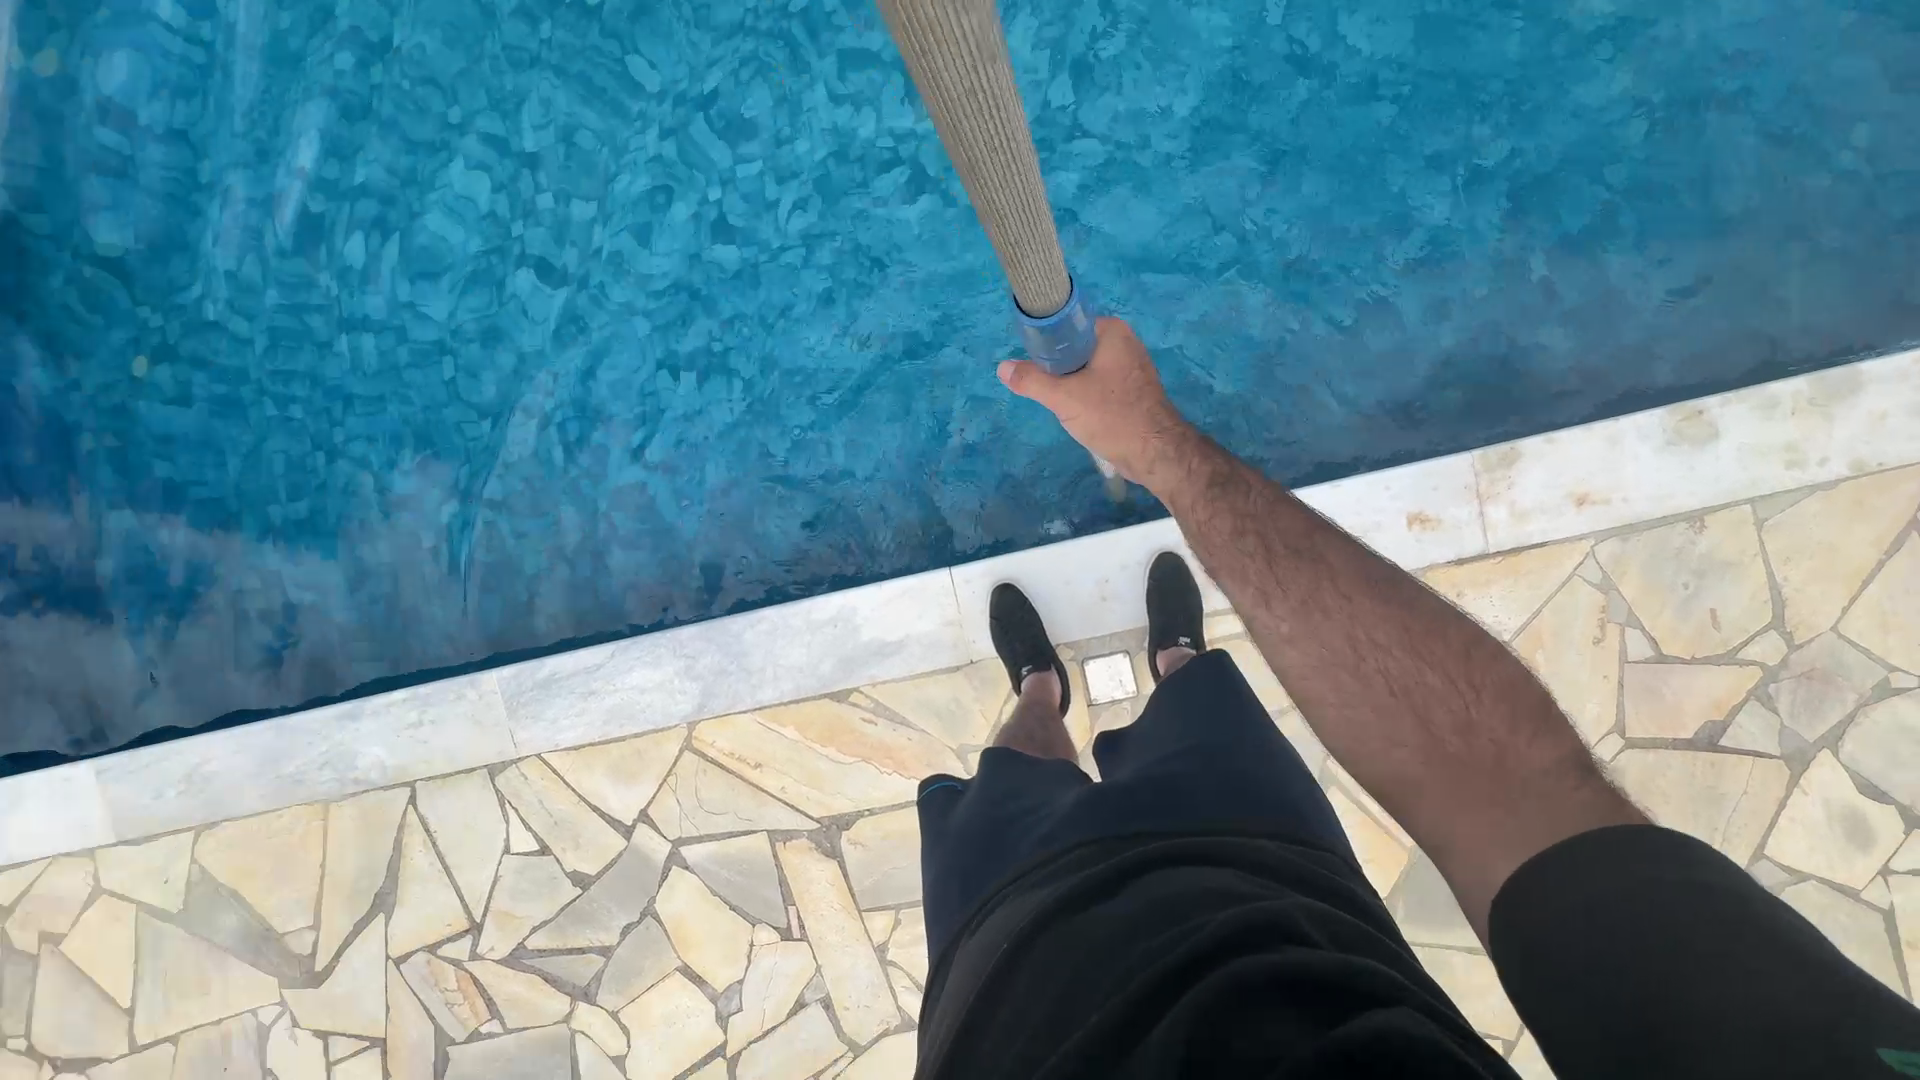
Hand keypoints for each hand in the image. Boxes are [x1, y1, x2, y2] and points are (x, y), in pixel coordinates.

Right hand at [997, 317, 1198, 492]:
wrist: (1154, 452)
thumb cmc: (1111, 416)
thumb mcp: (1063, 397)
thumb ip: (1031, 380)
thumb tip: (1002, 367)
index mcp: (1110, 331)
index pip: (1067, 325)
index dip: (1045, 342)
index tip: (1031, 363)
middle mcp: (1123, 342)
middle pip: (1073, 348)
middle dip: (1056, 368)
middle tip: (1045, 388)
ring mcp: (1129, 367)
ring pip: (1084, 368)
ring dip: (1068, 384)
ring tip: (1060, 402)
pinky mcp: (1131, 390)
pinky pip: (1097, 384)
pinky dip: (1083, 395)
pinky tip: (1077, 413)